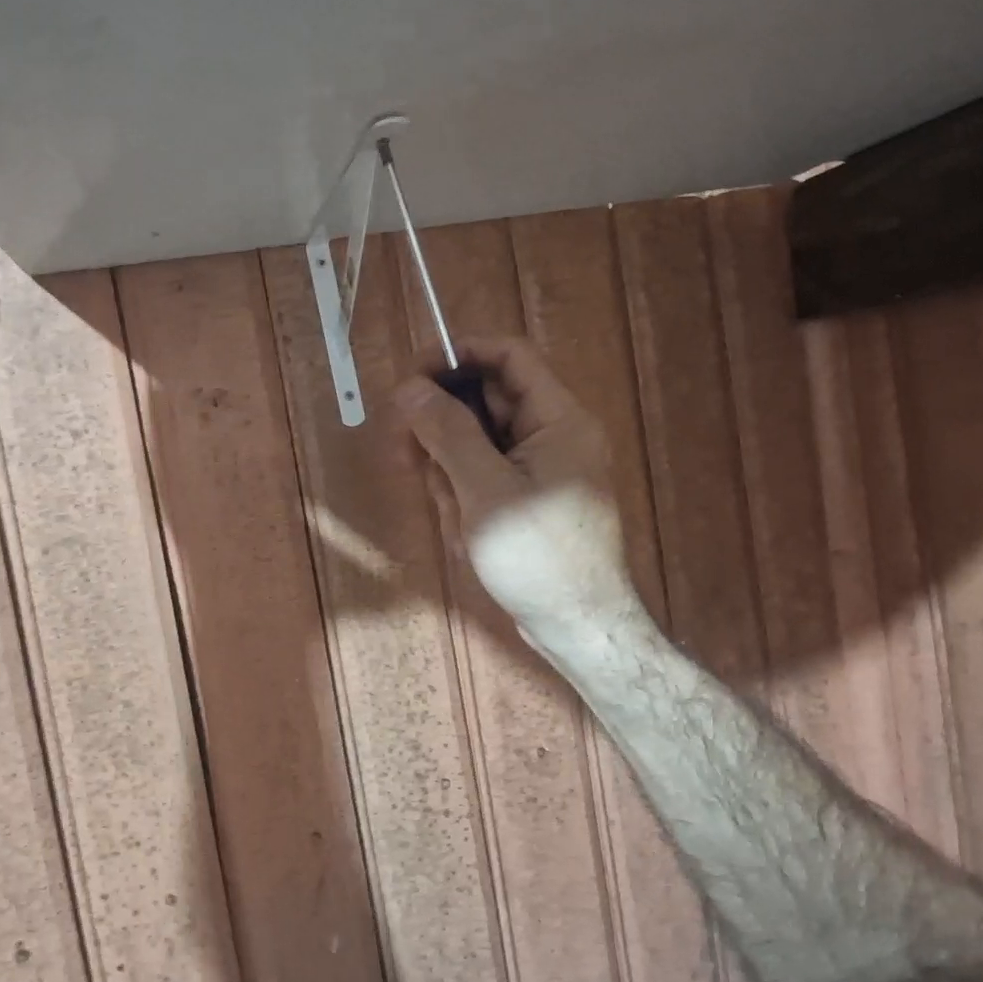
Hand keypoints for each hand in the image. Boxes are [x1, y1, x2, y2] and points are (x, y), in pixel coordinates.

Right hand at [397, 338, 640, 643]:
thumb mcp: (485, 489)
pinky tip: (464, 533)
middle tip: (404, 456)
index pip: (508, 355)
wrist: (578, 627)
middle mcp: (552, 434)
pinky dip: (464, 497)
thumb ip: (447, 432)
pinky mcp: (527, 499)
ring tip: (451, 514)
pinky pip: (484, 477)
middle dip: (441, 426)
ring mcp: (540, 469)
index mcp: (558, 418)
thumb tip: (409, 387)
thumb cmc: (538, 555)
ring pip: (476, 443)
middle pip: (484, 401)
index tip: (411, 375)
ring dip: (449, 472)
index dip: (458, 354)